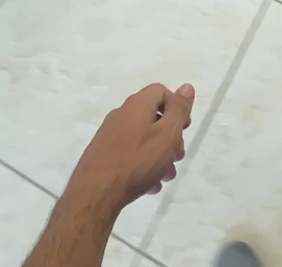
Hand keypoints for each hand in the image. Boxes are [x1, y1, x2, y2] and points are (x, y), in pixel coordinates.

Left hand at [60, 83, 195, 222]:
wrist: (94, 195)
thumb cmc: (136, 161)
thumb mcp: (166, 134)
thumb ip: (178, 110)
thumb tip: (187, 87)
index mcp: (136, 105)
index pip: (161, 92)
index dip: (177, 107)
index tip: (185, 129)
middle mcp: (121, 115)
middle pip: (153, 117)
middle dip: (170, 136)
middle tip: (178, 157)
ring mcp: (109, 137)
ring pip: (142, 139)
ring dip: (159, 155)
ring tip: (166, 176)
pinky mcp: (102, 156)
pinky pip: (129, 155)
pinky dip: (143, 166)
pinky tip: (149, 186)